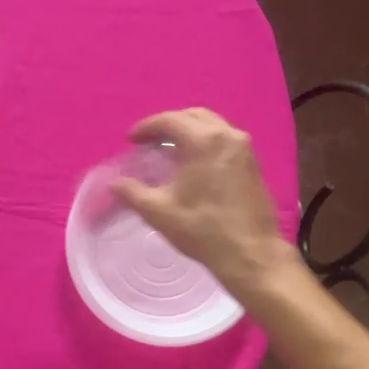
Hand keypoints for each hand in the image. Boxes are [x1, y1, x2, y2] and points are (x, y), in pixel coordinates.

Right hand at [112, 108, 296, 288]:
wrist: (250, 253)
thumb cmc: (202, 229)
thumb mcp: (158, 211)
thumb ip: (132, 193)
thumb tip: (114, 183)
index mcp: (203, 140)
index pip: (170, 120)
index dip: (146, 128)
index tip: (131, 140)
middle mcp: (227, 135)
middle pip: (193, 116)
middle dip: (168, 125)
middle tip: (149, 141)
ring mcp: (244, 148)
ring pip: (212, 126)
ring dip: (189, 132)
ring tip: (170, 151)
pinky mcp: (253, 163)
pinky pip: (224, 140)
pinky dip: (205, 143)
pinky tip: (194, 164)